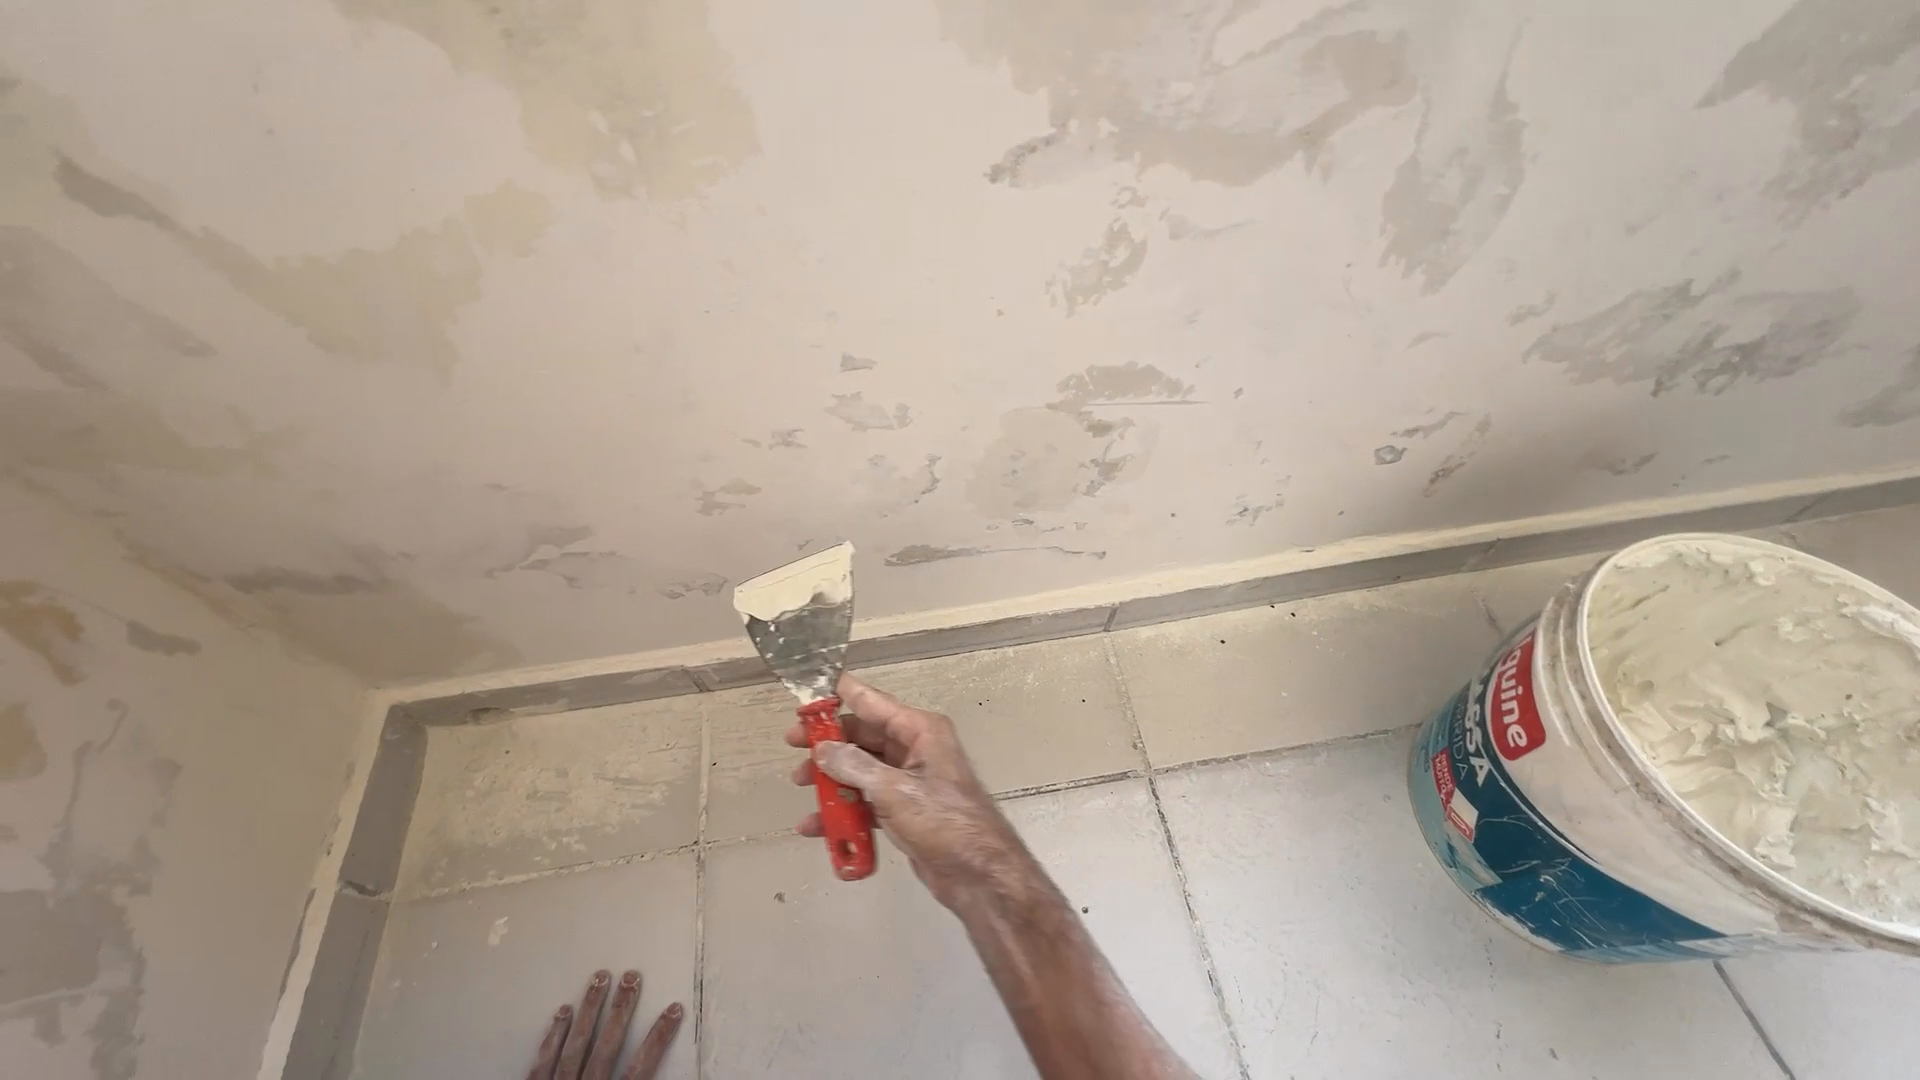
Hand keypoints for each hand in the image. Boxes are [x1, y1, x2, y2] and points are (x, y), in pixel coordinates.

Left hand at [527, 969, 682, 1079]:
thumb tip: (686, 1079)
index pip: (640, 1070)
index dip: (658, 1038)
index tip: (675, 1008)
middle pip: (606, 1049)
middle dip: (620, 1011)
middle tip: (631, 975)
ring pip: (574, 1049)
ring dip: (589, 1011)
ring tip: (600, 977)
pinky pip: (540, 1066)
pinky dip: (552, 1038)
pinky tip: (562, 1012)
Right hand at [787, 673, 1029, 909]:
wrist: (977, 874)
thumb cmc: (942, 821)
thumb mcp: (895, 790)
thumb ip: (855, 767)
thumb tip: (823, 749)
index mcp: (921, 731)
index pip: (874, 703)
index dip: (841, 695)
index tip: (810, 691)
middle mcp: (915, 749)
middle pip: (863, 736)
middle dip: (828, 742)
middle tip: (792, 744)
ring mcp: (909, 781)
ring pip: (861, 769)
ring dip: (832, 778)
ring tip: (800, 786)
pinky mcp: (904, 810)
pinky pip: (866, 800)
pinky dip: (844, 811)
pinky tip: (816, 827)